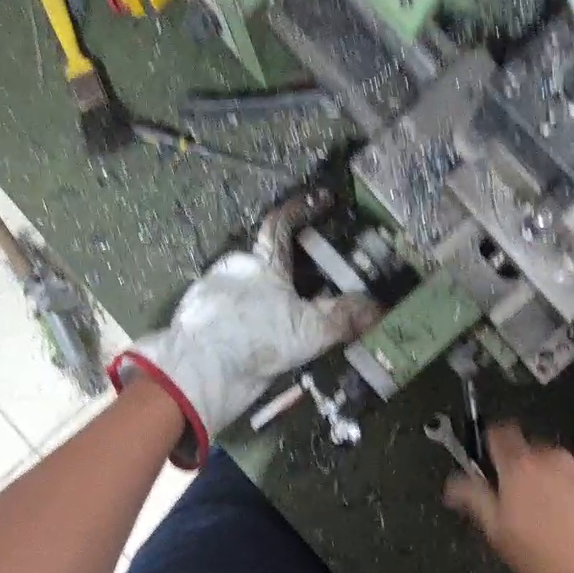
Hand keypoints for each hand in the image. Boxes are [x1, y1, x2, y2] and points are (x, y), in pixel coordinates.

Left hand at [110, 191, 377, 467]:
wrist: (199, 372)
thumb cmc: (256, 339)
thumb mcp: (309, 330)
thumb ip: (343, 318)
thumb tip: (378, 309)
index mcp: (262, 262)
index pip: (282, 222)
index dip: (303, 208)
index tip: (321, 200)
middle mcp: (233, 269)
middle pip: (265, 260)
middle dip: (288, 270)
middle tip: (311, 286)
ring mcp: (210, 292)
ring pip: (245, 288)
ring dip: (264, 299)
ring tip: (285, 320)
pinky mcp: (196, 319)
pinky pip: (226, 311)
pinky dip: (244, 320)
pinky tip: (256, 339)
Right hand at [444, 423, 573, 572]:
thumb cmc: (550, 564)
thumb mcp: (497, 535)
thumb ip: (473, 499)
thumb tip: (455, 486)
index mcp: (520, 467)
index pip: (499, 433)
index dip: (491, 444)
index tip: (491, 461)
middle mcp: (554, 460)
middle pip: (530, 452)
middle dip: (522, 473)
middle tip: (520, 508)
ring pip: (559, 468)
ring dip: (552, 485)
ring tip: (553, 524)